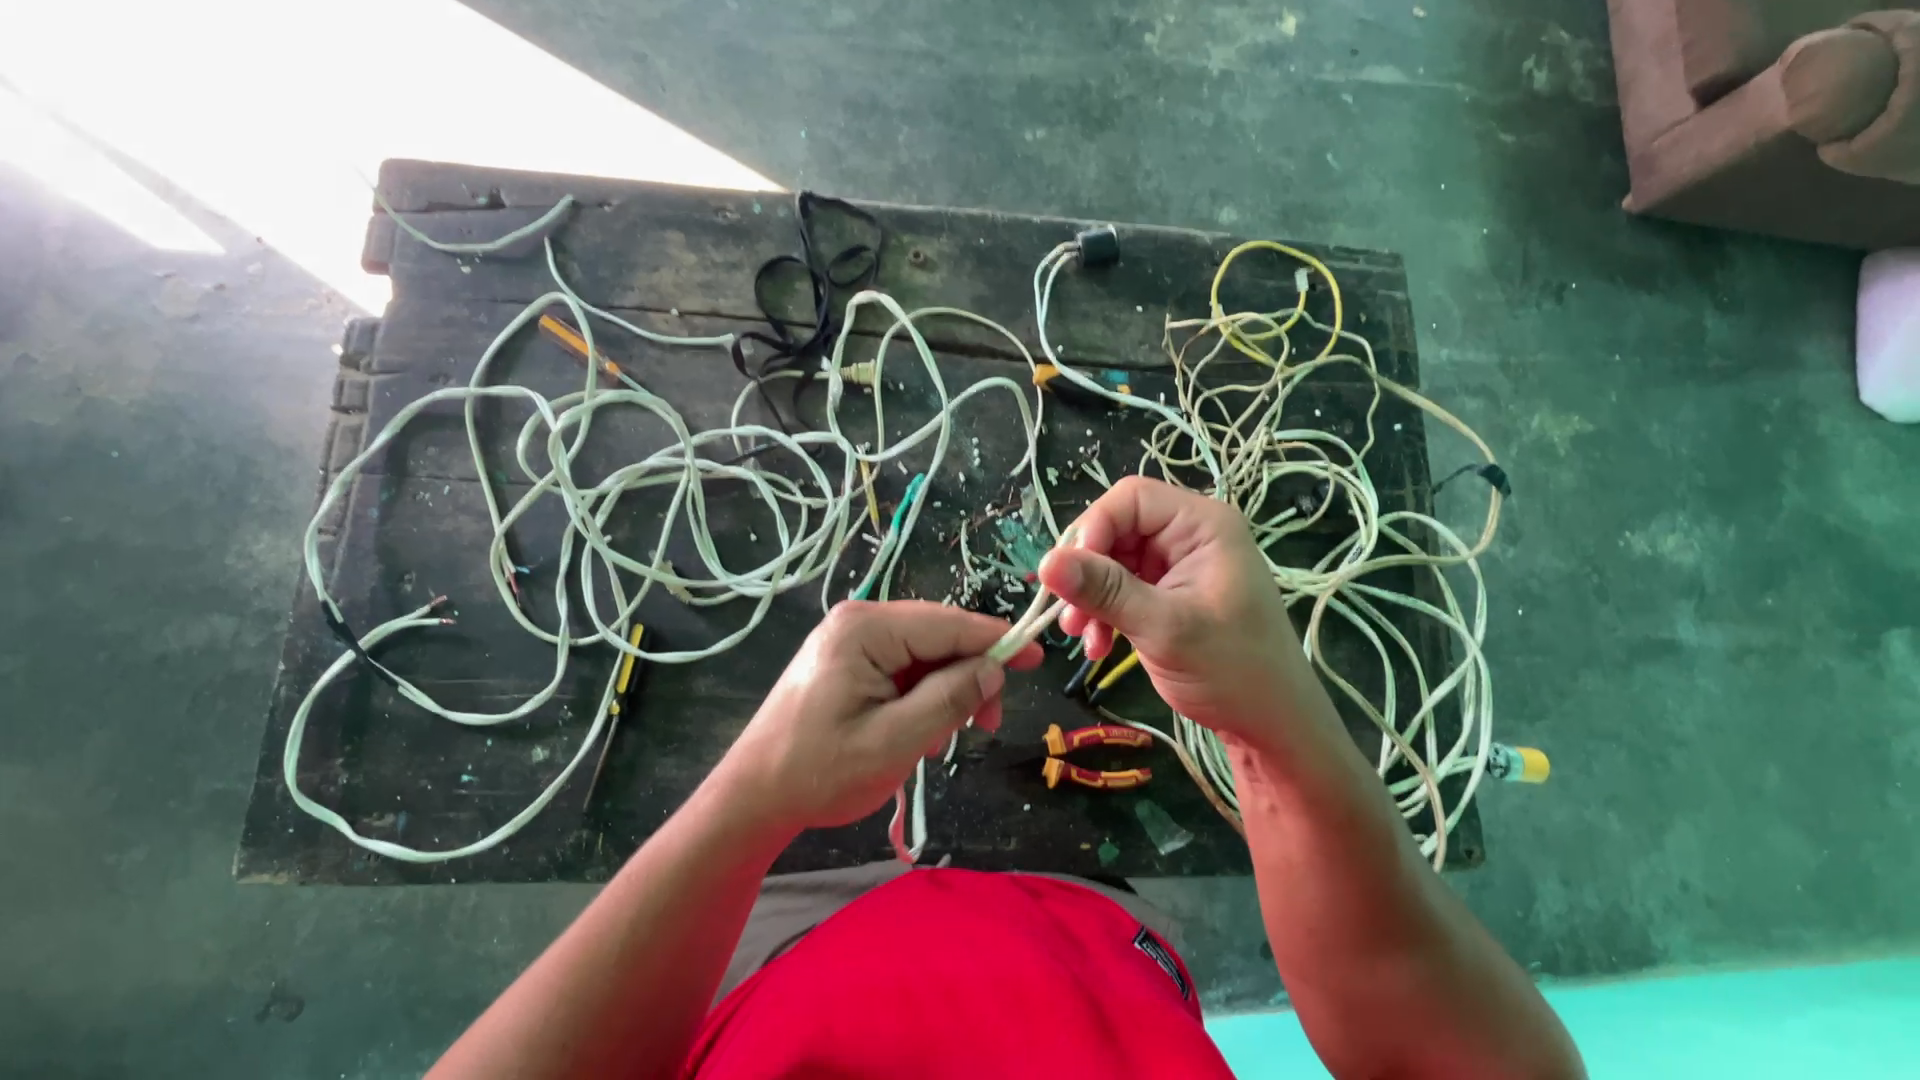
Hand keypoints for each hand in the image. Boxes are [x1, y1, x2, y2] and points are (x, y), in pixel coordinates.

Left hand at [716, 600, 1041, 835]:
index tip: (1038, 656)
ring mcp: (850, 640)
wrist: (753, 797)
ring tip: (944, 739)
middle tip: (987, 724)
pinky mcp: (847, 661)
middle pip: (937, 636)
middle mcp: (858, 621)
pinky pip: (902, 668)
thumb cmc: (819, 772)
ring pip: (924, 655)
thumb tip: (994, 669)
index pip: (948, 624)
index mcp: (864, 629)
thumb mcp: (894, 741)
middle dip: (969, 676)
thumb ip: (949, 699)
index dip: (997, 641)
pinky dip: (922, 696)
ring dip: (946, 691)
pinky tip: (920, 730)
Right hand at [1039, 476, 1319, 746]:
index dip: (1093, 528)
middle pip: (1116, 529)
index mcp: (1202, 525)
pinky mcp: (1168, 595)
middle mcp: (1189, 536)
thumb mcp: (1164, 627)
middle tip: (1067, 613)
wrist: (1270, 723)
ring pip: (1112, 562)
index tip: (1068, 573)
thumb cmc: (1231, 669)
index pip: (1131, 498)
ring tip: (1079, 636)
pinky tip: (1097, 646)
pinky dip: (1103, 613)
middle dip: (1087, 570)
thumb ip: (1105, 591)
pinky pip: (1121, 589)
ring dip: (1090, 597)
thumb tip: (1046, 562)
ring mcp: (1178, 566)